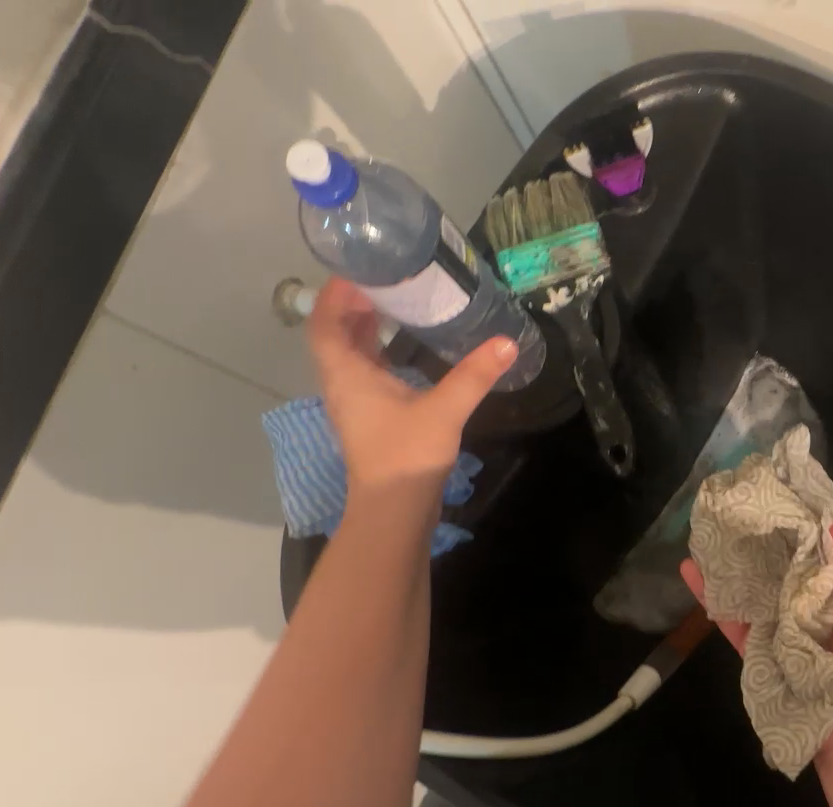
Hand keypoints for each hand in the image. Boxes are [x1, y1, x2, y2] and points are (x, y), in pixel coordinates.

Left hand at [306, 278, 516, 495]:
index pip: (325, 322)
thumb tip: (507, 343)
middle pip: (336, 336)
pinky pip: (366, 376)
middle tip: (385, 284)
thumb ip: (474, 375)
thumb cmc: (406, 454)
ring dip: (365, 333)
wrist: (395, 508)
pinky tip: (406, 355)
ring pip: (351, 358)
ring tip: (396, 310)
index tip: (359, 272)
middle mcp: (343, 384)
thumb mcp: (445, 410)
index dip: (335, 295)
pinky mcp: (371, 421)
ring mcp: (355, 405)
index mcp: (347, 374)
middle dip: (354, 308)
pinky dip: (379, 357)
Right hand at [680, 521, 832, 730]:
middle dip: (755, 542)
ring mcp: (775, 627)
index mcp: (832, 594)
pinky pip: (732, 621)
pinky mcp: (754, 649)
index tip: (774, 497)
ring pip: (748, 589)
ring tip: (704, 534)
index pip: (809, 554)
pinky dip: (712, 598)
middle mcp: (800, 606)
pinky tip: (693, 572)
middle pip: (774, 568)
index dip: (793, 528)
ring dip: (727, 564)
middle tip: (731, 508)